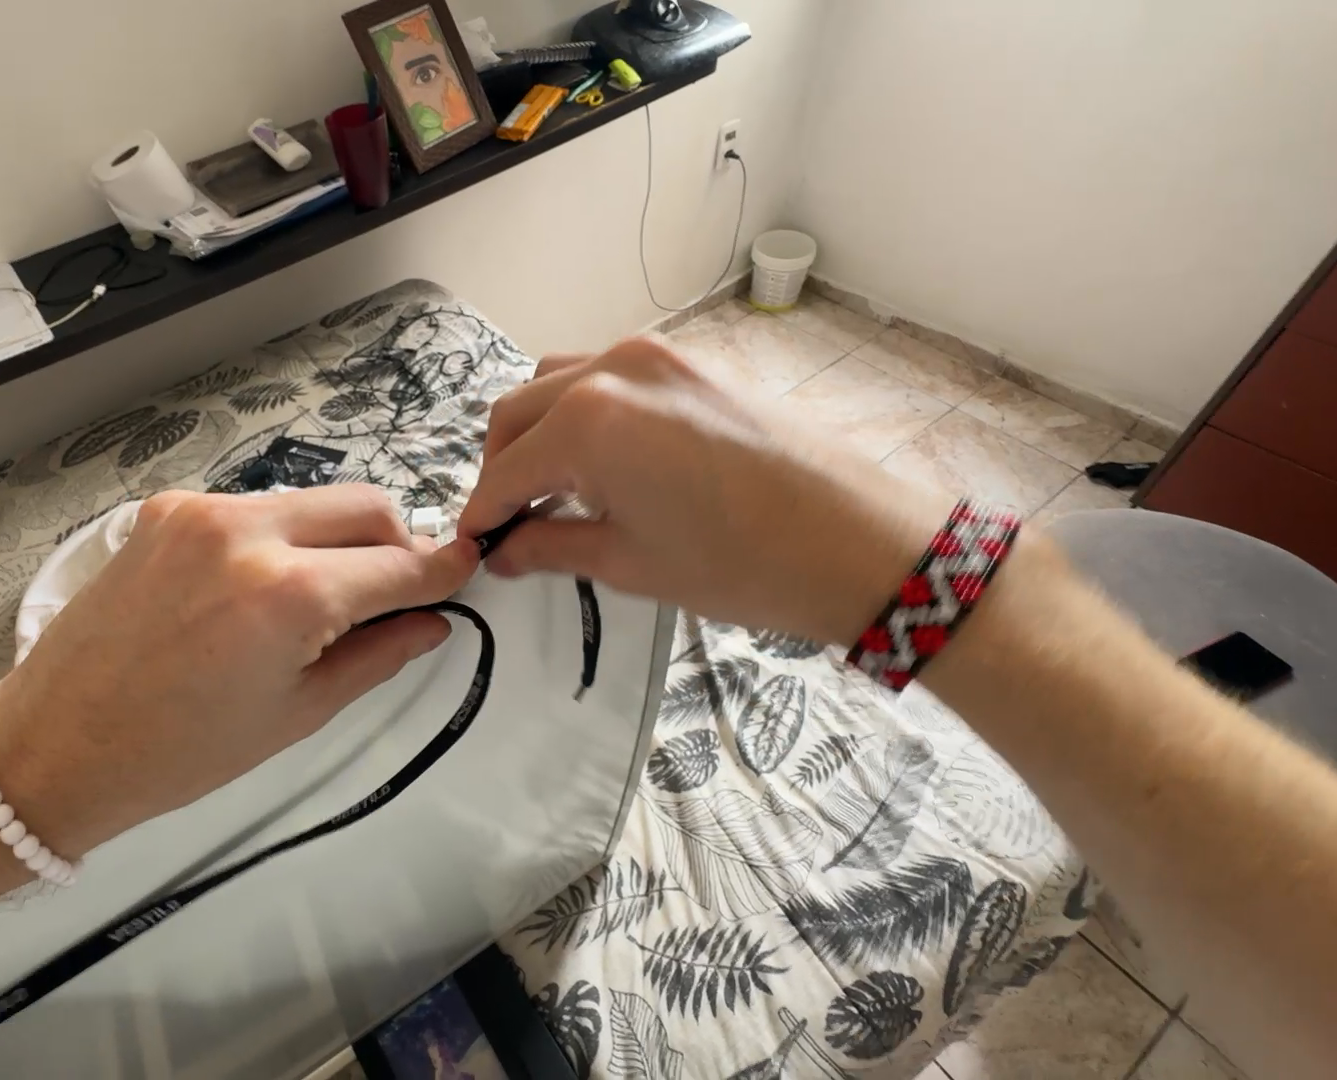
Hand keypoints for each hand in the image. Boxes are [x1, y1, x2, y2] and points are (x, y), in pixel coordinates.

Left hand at [0, 485, 478, 855]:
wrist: (51, 746)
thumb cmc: (183, 752)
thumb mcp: (300, 711)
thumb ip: (379, 654)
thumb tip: (433, 620)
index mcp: (287, 594)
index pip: (398, 564)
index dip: (442, 568)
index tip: (466, 567)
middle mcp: (248, 530)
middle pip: (365, 505)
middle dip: (398, 541)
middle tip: (398, 589)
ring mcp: (202, 510)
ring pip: (313, 501)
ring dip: (340, 539)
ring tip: (326, 594)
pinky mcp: (169, 507)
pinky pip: (259, 508)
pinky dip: (285, 537)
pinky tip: (263, 584)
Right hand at [459, 338, 950, 644]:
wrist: (862, 540)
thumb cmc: (742, 564)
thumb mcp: (630, 563)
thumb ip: (551, 546)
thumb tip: (504, 550)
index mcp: (589, 421)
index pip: (505, 469)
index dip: (482, 512)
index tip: (474, 546)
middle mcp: (612, 369)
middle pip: (517, 412)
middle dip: (500, 468)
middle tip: (508, 522)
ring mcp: (655, 356)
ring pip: (558, 383)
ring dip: (537, 432)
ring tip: (551, 488)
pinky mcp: (689, 362)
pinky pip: (607, 376)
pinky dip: (582, 412)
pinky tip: (600, 460)